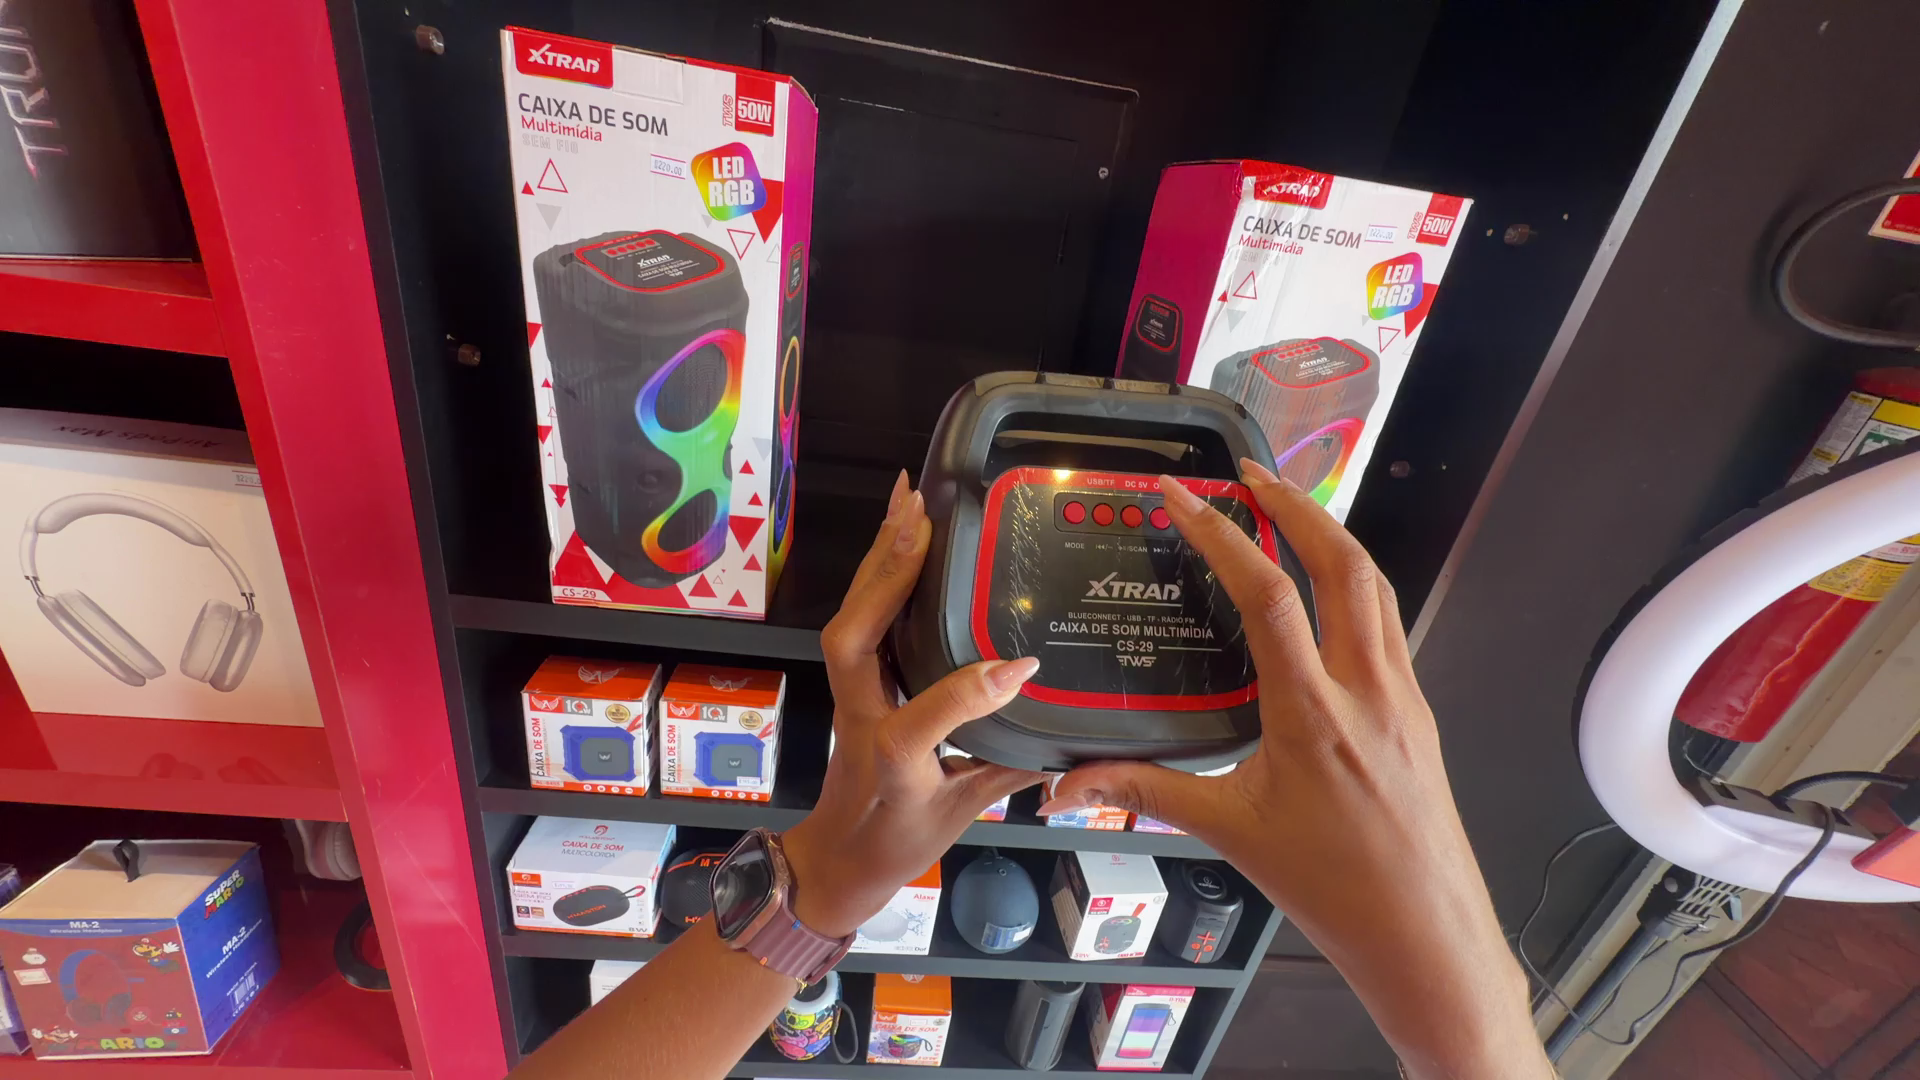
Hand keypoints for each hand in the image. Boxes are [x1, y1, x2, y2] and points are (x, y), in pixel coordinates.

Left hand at [782, 472, 1046, 937]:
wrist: (833, 858)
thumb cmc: (895, 842)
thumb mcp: (960, 814)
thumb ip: (1012, 769)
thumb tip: (1070, 737)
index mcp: (891, 763)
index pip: (920, 721)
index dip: (966, 692)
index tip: (1021, 666)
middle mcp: (861, 717)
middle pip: (853, 639)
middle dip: (885, 571)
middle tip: (918, 509)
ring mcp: (850, 694)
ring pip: (849, 619)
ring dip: (876, 558)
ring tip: (905, 503)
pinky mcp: (852, 680)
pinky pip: (859, 619)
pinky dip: (875, 574)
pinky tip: (896, 540)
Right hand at [1039, 460, 1546, 1077]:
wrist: (1430, 941)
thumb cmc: (1331, 886)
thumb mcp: (1228, 830)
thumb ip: (1144, 790)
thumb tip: (1068, 786)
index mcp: (1313, 711)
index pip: (1267, 595)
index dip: (1222, 535)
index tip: (1183, 496)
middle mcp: (1366, 687)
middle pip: (1343, 565)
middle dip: (1296, 506)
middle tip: (1249, 473)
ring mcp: (1400, 693)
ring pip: (1375, 585)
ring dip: (1329, 534)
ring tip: (1285, 505)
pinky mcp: (1415, 707)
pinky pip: (1384, 619)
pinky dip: (1351, 577)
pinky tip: (1321, 584)